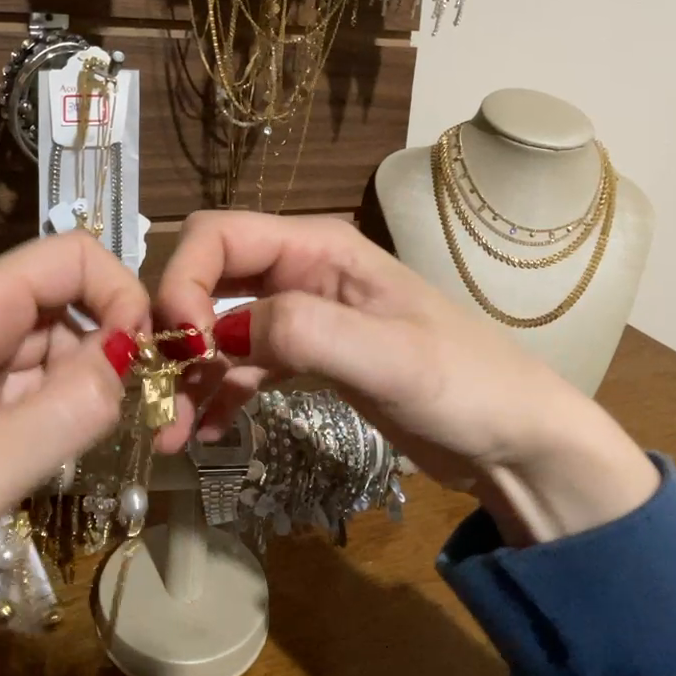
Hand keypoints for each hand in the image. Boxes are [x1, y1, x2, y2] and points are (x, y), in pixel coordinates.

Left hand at [0, 233, 150, 675]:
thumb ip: (69, 408)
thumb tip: (138, 354)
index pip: (73, 257)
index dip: (122, 295)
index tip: (152, 363)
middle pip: (65, 308)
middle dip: (115, 353)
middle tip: (153, 427)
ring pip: (45, 357)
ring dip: (87, 393)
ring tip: (114, 451)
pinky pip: (17, 398)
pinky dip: (50, 422)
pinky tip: (60, 464)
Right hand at [152, 211, 659, 545]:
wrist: (515, 440)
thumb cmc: (467, 384)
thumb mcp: (392, 358)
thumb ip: (308, 331)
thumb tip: (223, 328)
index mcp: (320, 247)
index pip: (220, 235)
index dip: (184, 279)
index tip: (177, 344)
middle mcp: (302, 270)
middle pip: (211, 277)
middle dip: (177, 328)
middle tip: (160, 393)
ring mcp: (304, 314)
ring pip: (221, 326)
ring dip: (192, 370)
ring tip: (174, 431)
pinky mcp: (310, 356)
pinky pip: (245, 365)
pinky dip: (220, 392)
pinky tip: (208, 431)